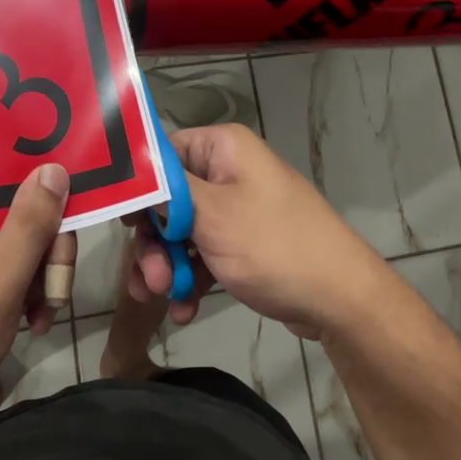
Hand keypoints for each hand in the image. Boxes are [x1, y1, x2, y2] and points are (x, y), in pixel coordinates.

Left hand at [0, 164, 72, 429]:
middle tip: (54, 293)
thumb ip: (27, 229)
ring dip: (45, 287)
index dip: (50, 207)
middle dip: (51, 258)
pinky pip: (20, 287)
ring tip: (41, 318)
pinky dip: (34, 306)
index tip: (75, 228)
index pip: (17, 193)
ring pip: (30, 258)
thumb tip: (53, 167)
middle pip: (29, 226)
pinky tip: (35, 327)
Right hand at [127, 123, 392, 340]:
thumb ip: (167, 191)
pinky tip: (184, 310)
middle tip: (148, 276)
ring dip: (167, 265)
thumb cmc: (273, 245)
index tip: (120, 221)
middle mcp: (229, 171)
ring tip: (163, 296)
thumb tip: (130, 168)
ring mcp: (237, 210)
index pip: (164, 152)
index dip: (138, 186)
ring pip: (182, 231)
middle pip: (168, 198)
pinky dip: (190, 279)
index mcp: (223, 149)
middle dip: (153, 240)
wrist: (340, 300)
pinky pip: (203, 254)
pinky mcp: (243, 245)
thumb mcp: (211, 215)